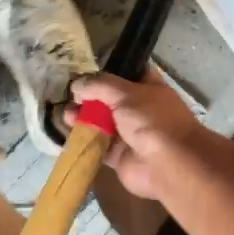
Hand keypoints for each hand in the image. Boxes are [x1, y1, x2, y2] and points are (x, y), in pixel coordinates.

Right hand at [67, 70, 211, 200]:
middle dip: (89, 97)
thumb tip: (77, 84)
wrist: (168, 163)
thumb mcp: (126, 93)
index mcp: (148, 87)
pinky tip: (67, 133)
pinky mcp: (118, 155)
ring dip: (83, 117)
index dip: (106, 71)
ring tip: (66, 114)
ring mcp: (129, 132)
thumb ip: (100, 86)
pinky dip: (83, 140)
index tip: (83, 71)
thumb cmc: (152, 119)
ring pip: (101, 122)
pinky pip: (97, 144)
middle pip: (109, 99)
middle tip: (69, 95)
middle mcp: (139, 108)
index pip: (126, 73)